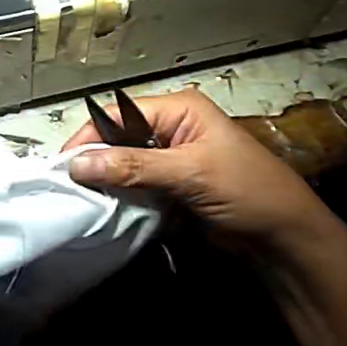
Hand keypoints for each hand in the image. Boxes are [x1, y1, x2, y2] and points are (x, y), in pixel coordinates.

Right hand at [63, 89, 332, 247]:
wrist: (283, 236)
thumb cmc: (246, 190)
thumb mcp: (190, 172)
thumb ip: (134, 166)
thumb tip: (79, 163)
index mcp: (180, 109)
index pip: (121, 114)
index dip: (90, 136)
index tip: (63, 164)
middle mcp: (173, 127)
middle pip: (120, 137)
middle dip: (96, 158)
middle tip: (67, 185)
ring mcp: (173, 158)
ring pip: (126, 163)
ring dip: (107, 179)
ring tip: (80, 198)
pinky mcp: (173, 186)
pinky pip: (138, 185)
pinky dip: (122, 195)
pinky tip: (105, 207)